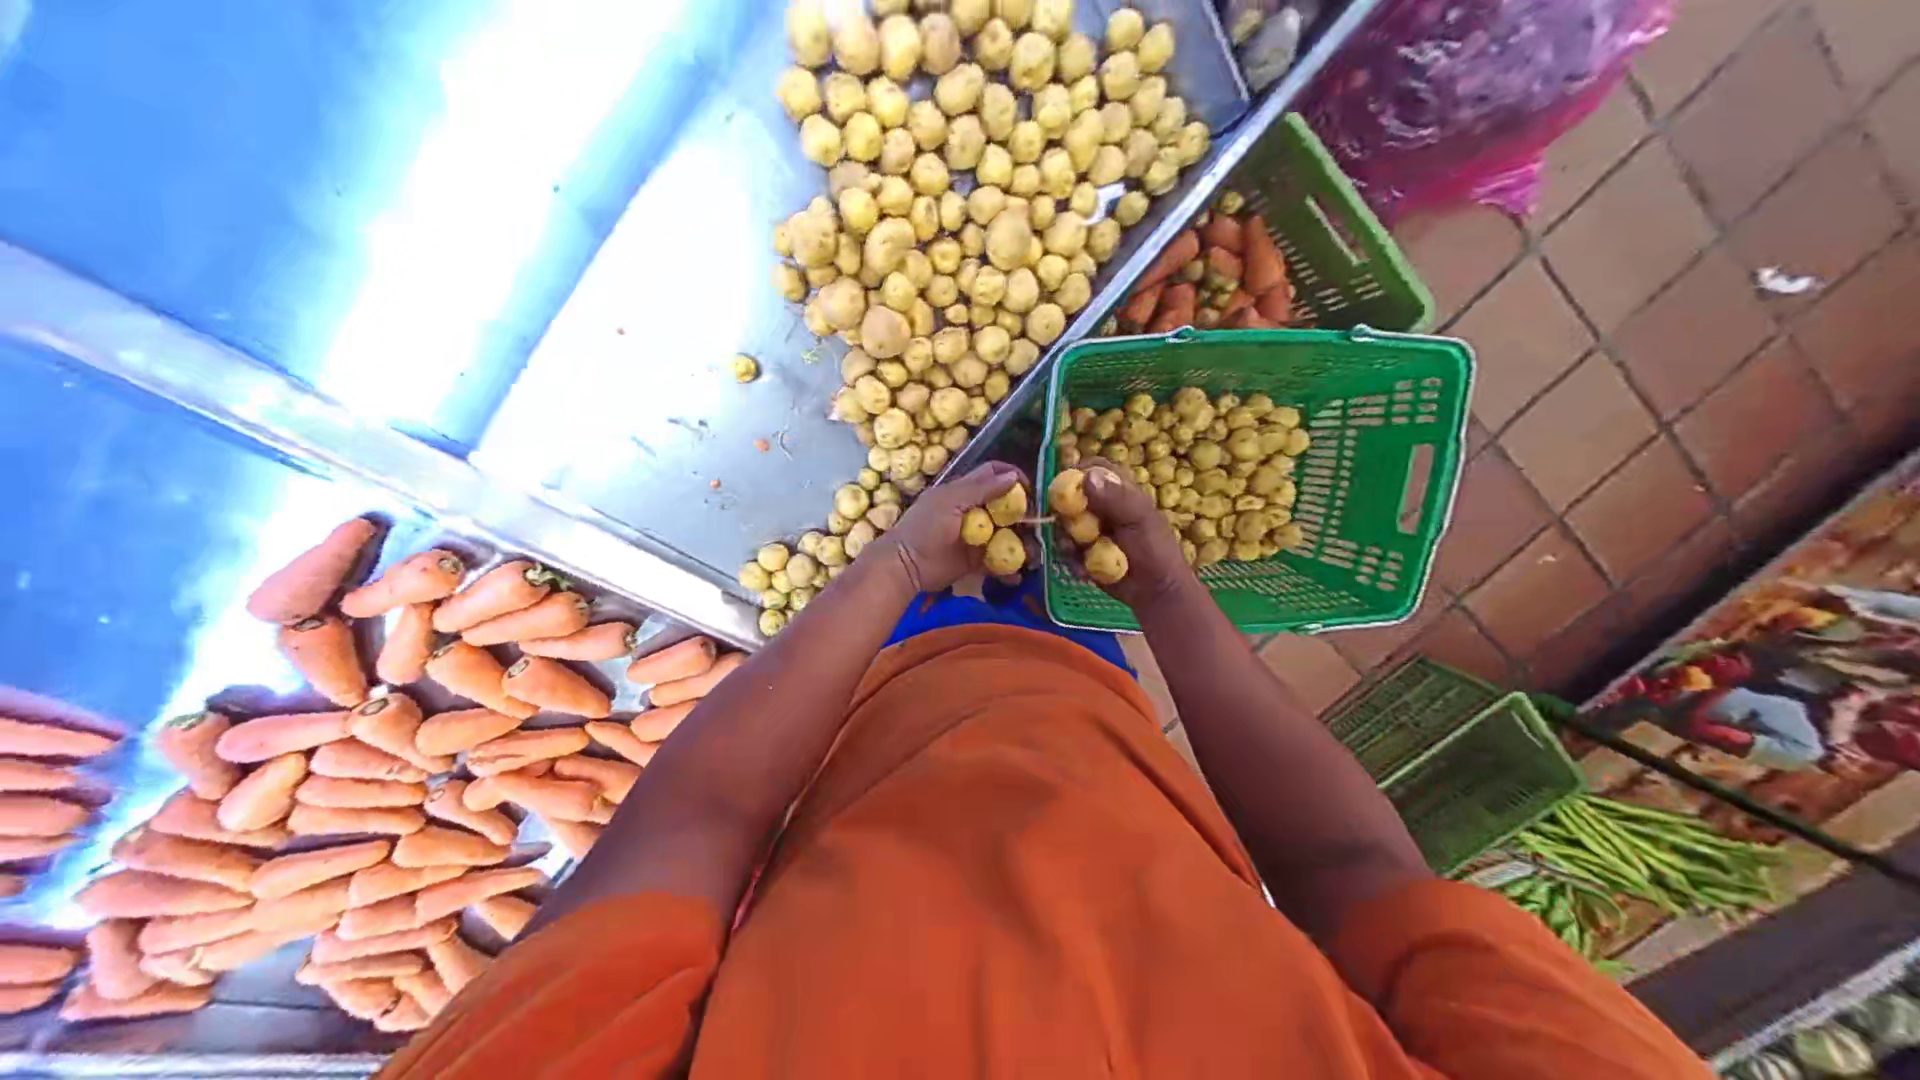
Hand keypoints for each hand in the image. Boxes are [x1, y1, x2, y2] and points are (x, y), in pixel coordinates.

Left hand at [868, 461, 1027, 593]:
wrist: (905, 565)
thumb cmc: (925, 527)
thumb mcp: (951, 502)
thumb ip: (982, 489)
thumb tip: (1013, 476)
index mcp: (965, 491)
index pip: (993, 475)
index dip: (1013, 478)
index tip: (1031, 491)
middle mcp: (973, 511)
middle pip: (1006, 507)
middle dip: (1024, 515)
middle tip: (1036, 527)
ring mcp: (975, 537)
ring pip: (1006, 535)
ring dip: (1022, 543)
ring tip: (1033, 555)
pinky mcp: (975, 561)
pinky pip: (997, 562)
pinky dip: (1008, 568)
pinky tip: (1017, 574)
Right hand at [1075, 459, 1196, 610]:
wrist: (1156, 591)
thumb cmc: (1155, 549)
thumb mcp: (1139, 518)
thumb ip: (1115, 497)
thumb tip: (1086, 477)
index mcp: (1119, 491)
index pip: (1095, 468)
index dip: (1078, 471)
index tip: (1065, 482)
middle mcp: (1101, 507)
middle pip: (1072, 496)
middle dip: (1065, 509)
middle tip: (1066, 523)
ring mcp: (1091, 530)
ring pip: (1065, 525)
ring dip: (1066, 537)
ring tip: (1075, 551)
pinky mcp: (1083, 552)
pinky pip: (1067, 549)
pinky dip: (1071, 559)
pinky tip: (1082, 569)